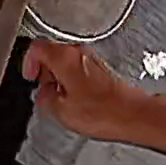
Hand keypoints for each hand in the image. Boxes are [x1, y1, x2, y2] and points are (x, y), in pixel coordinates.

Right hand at [21, 40, 165, 144]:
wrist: (137, 116)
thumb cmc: (104, 111)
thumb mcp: (62, 111)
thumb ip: (45, 99)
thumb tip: (44, 95)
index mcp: (62, 57)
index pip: (35, 48)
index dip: (28, 62)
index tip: (29, 76)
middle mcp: (78, 52)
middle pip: (51, 52)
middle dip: (45, 72)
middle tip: (46, 90)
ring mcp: (93, 59)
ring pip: (67, 60)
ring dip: (61, 77)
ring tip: (64, 99)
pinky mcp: (104, 69)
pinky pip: (81, 68)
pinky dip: (76, 80)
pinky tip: (81, 101)